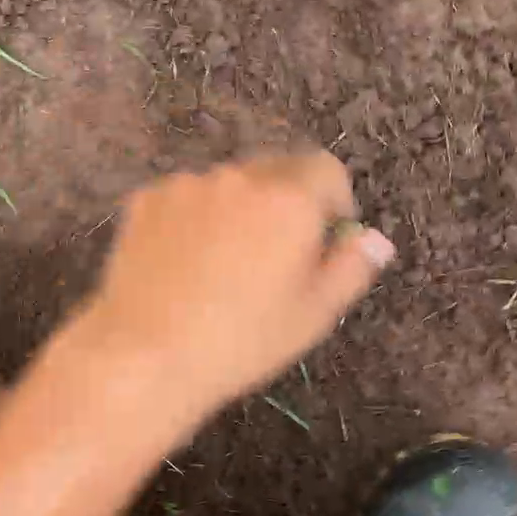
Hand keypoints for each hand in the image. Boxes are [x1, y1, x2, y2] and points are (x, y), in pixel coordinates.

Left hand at [81, 153, 393, 422]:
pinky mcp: (144, 198)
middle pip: (272, 171)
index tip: (323, 236)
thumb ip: (350, 267)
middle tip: (272, 255)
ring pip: (224, 185)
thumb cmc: (242, 339)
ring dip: (234, 207)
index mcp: (287, 200)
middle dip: (282, 202)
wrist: (146, 347)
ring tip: (221, 262)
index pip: (323, 168)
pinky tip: (181, 259)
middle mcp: (235, 178)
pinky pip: (182, 197)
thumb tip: (372, 238)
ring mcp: (183, 185)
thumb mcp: (313, 313)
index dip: (331, 199)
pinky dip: (191, 216)